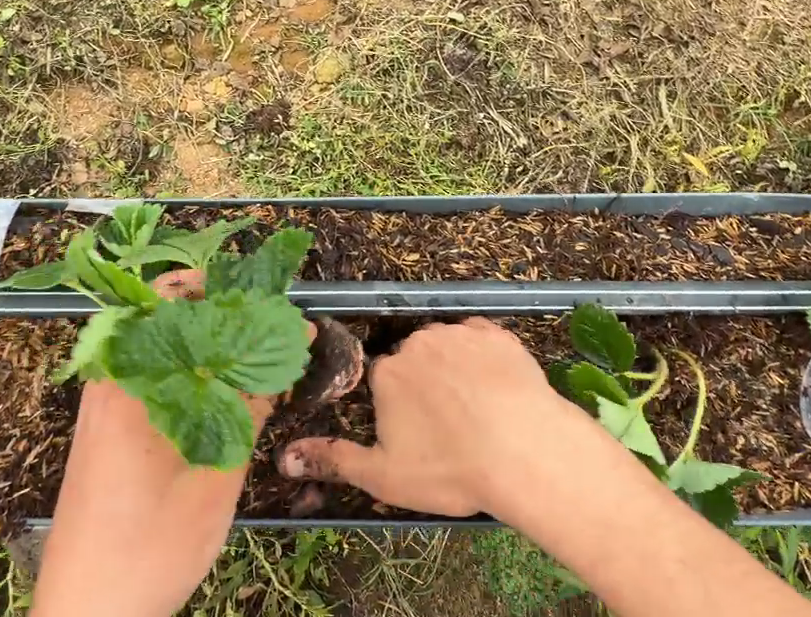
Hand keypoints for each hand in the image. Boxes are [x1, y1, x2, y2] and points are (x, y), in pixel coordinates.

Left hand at [30, 271, 292, 616]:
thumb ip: (249, 406)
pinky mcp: (102, 430)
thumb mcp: (216, 477)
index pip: (174, 300)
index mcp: (130, 380)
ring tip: (250, 352)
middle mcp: (109, 380)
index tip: (265, 295)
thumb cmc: (150, 548)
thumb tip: (287, 347)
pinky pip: (146, 376)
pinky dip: (184, 370)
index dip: (223, 289)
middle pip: (162, 316)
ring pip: (155, 346)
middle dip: (217, 310)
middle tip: (265, 323)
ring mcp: (101, 405)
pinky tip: (217, 392)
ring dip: (202, 340)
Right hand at [277, 317, 616, 519]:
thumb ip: (334, 459)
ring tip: (478, 409)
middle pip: (414, 359)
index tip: (416, 432)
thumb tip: (284, 457)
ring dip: (454, 369)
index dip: (397, 406)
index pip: (381, 379)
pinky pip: (481, 339)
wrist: (525, 450)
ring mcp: (459, 333)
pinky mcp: (497, 333)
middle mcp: (417, 342)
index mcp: (387, 372)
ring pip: (447, 347)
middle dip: (425, 385)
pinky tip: (497, 389)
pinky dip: (485, 358)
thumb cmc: (450, 468)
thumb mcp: (384, 476)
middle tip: (449, 425)